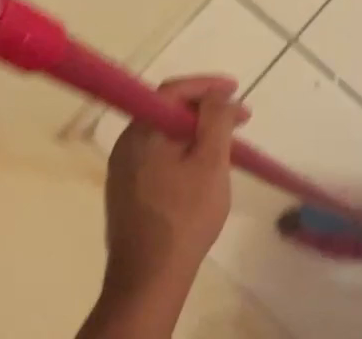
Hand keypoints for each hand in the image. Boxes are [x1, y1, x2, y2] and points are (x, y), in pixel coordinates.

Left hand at [102, 76, 242, 294]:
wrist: (148, 278)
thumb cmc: (185, 215)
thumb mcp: (211, 161)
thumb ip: (215, 119)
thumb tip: (216, 94)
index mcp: (142, 134)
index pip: (173, 91)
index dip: (206, 85)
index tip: (236, 89)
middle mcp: (126, 146)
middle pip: (167, 110)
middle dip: (205, 109)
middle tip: (238, 119)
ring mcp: (123, 170)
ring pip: (164, 134)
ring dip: (197, 130)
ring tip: (226, 143)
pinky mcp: (127, 191)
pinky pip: (158, 155)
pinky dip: (183, 150)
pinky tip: (203, 167)